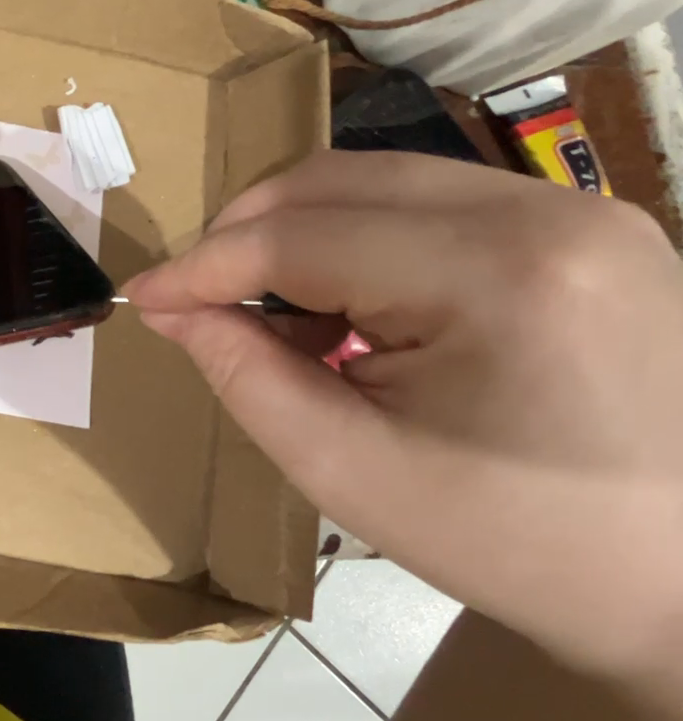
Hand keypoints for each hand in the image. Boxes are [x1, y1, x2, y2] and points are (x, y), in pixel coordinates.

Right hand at [123, 151, 682, 701]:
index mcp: (500, 273)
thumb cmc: (513, 539)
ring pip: (370, 182)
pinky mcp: (579, 230)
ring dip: (291, 238)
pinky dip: (349, 244)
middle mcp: (547, 211)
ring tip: (275, 320)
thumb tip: (168, 306)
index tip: (139, 300)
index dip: (200, 266)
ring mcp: (576, 211)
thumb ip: (238, 369)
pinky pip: (419, 205)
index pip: (298, 238)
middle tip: (199, 306)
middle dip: (240, 237)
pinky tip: (344, 313)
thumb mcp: (341, 464)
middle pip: (331, 181)